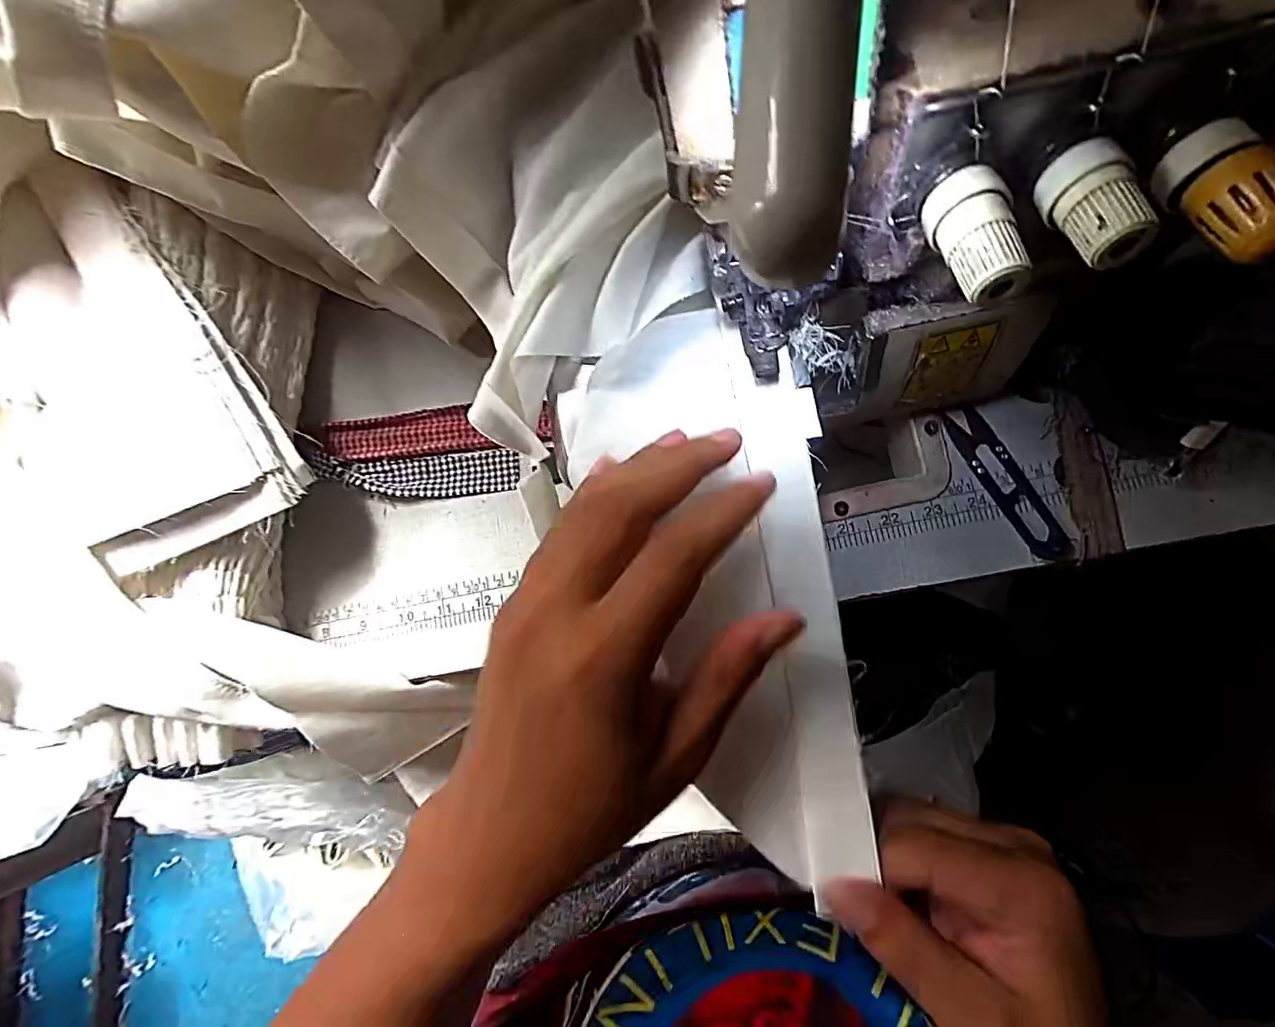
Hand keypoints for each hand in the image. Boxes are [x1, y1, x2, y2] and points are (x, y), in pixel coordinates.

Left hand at [279, 429, 800, 1026]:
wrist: (489, 833)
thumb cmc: (591, 807)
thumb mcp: (676, 754)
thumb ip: (727, 676)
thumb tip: (785, 618)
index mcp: (604, 655)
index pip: (673, 557)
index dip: (722, 512)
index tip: (761, 483)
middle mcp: (557, 611)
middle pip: (620, 510)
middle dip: (679, 466)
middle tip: (726, 440)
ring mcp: (526, 601)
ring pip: (585, 510)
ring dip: (637, 467)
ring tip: (682, 440)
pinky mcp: (514, 603)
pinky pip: (560, 533)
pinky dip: (595, 495)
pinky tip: (619, 472)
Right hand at [825, 801, 1106, 1026]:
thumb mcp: (967, 1012)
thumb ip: (902, 945)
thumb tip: (836, 886)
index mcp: (1020, 881)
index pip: (913, 846)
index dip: (866, 869)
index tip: (837, 905)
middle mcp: (1017, 843)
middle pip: (914, 821)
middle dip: (873, 859)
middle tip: (853, 909)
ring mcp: (1011, 841)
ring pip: (917, 818)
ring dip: (887, 857)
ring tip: (883, 910)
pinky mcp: (1000, 849)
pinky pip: (933, 832)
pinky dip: (907, 860)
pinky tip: (907, 901)